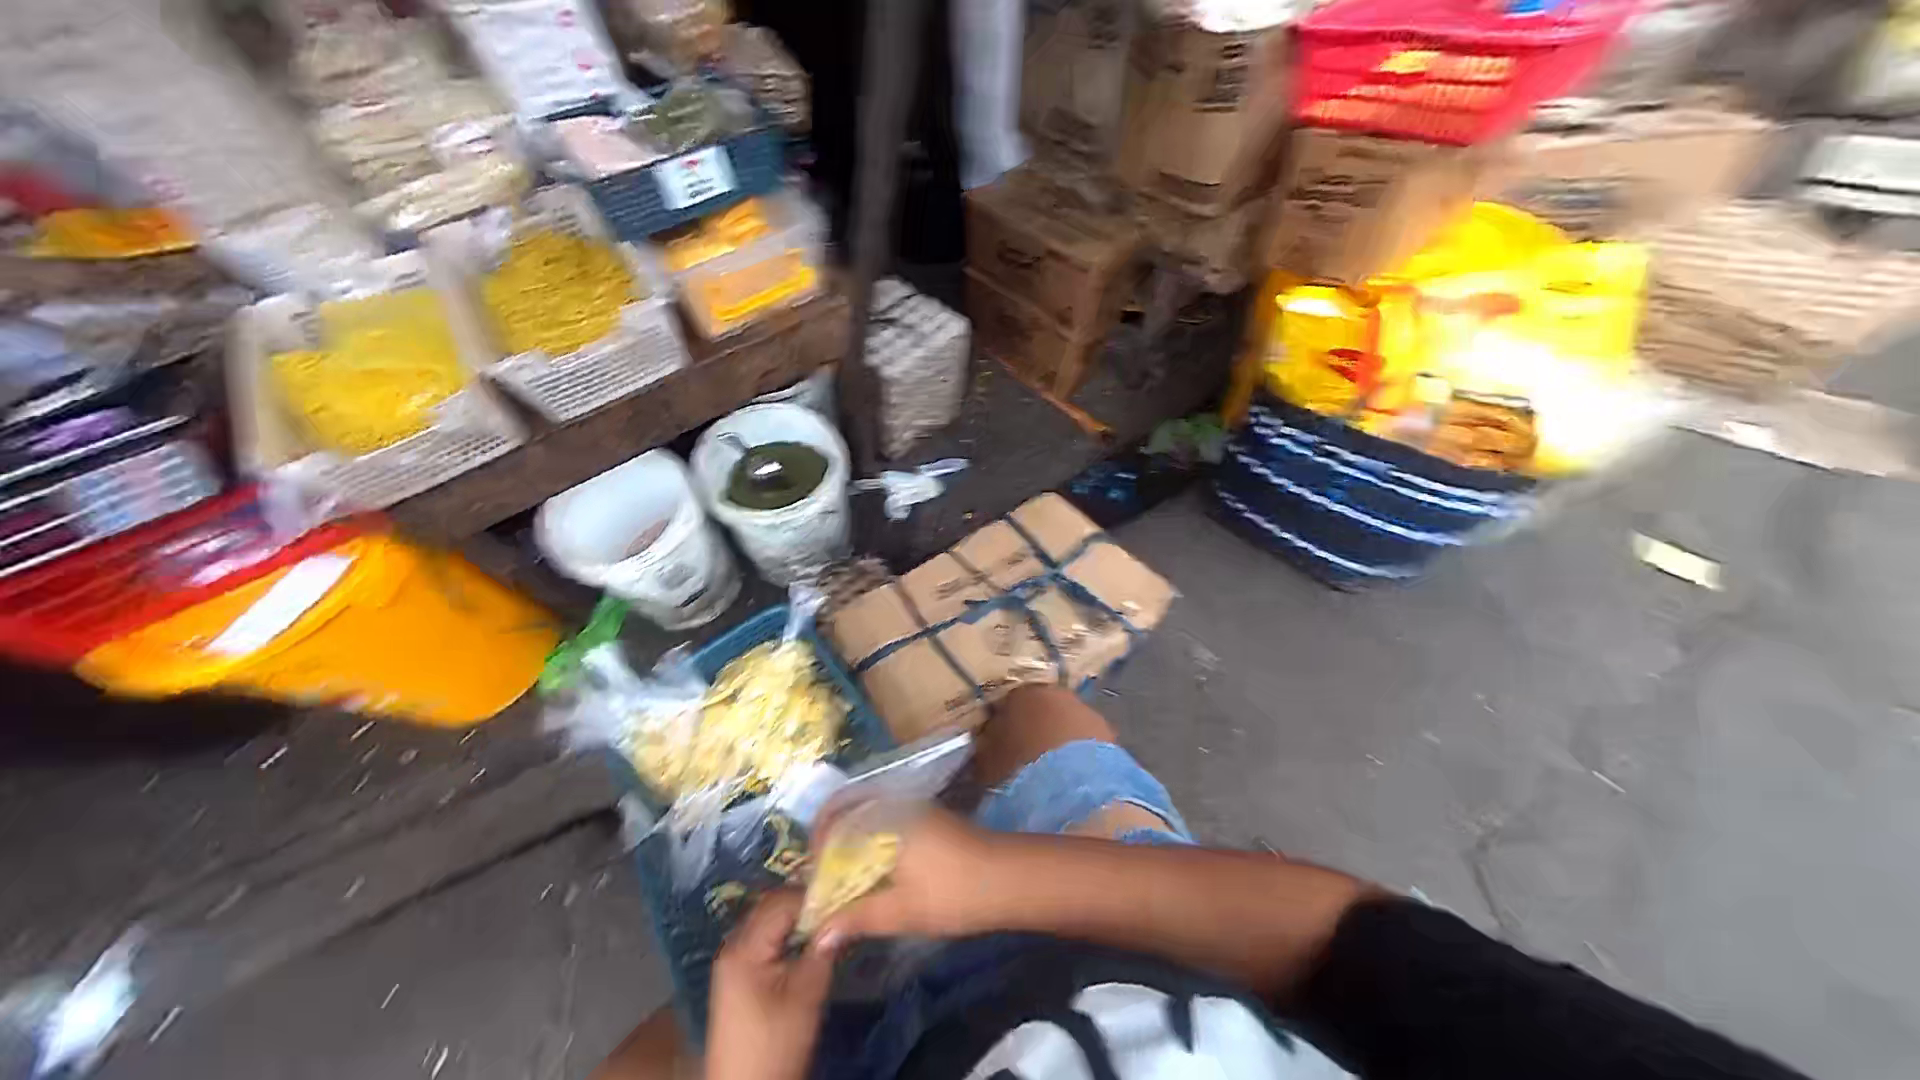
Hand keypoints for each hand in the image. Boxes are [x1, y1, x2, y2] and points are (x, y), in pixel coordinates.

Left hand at [706, 891, 837, 1079]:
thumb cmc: (774, 1047)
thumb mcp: (805, 997)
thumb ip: (822, 951)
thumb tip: (843, 917)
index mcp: (745, 949)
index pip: (782, 903)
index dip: (814, 897)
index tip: (843, 897)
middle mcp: (733, 948)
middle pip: (771, 909)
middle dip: (805, 905)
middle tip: (838, 906)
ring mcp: (733, 964)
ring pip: (768, 924)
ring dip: (796, 919)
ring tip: (828, 922)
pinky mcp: (738, 979)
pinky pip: (764, 941)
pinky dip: (786, 936)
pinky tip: (808, 943)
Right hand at [812, 808, 1009, 950]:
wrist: (1010, 877)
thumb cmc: (953, 893)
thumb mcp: (902, 912)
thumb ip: (857, 918)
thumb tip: (817, 936)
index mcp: (884, 819)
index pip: (833, 820)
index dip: (816, 849)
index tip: (813, 882)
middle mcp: (895, 804)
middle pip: (847, 808)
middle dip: (828, 837)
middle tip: (822, 875)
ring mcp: (913, 807)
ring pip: (867, 812)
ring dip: (849, 836)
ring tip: (843, 876)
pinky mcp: (927, 817)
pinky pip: (885, 817)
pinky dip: (869, 836)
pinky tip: (873, 868)